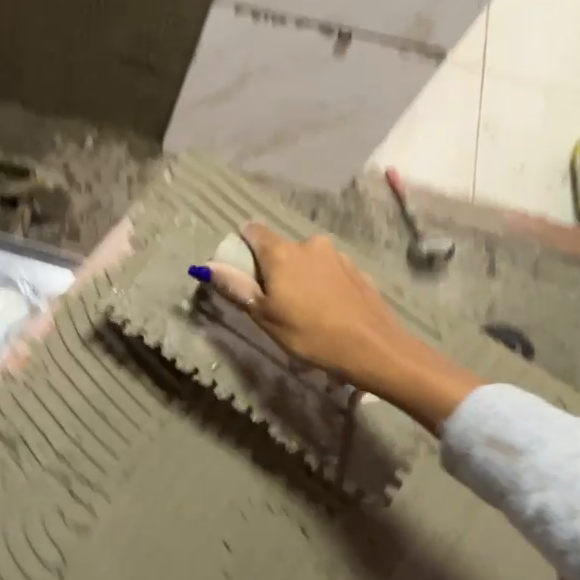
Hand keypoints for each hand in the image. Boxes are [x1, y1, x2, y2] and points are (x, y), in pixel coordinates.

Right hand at [195, 222, 481, 433]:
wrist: (374, 348)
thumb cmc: (309, 334)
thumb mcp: (264, 316)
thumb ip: (235, 287)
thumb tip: (206, 266)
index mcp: (282, 251)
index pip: (252, 231)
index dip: (242, 250)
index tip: (243, 276)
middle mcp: (309, 243)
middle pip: (279, 248)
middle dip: (271, 270)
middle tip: (273, 305)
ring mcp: (336, 255)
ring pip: (304, 261)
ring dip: (297, 278)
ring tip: (302, 312)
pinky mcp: (356, 270)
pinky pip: (326, 272)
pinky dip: (319, 286)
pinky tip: (325, 312)